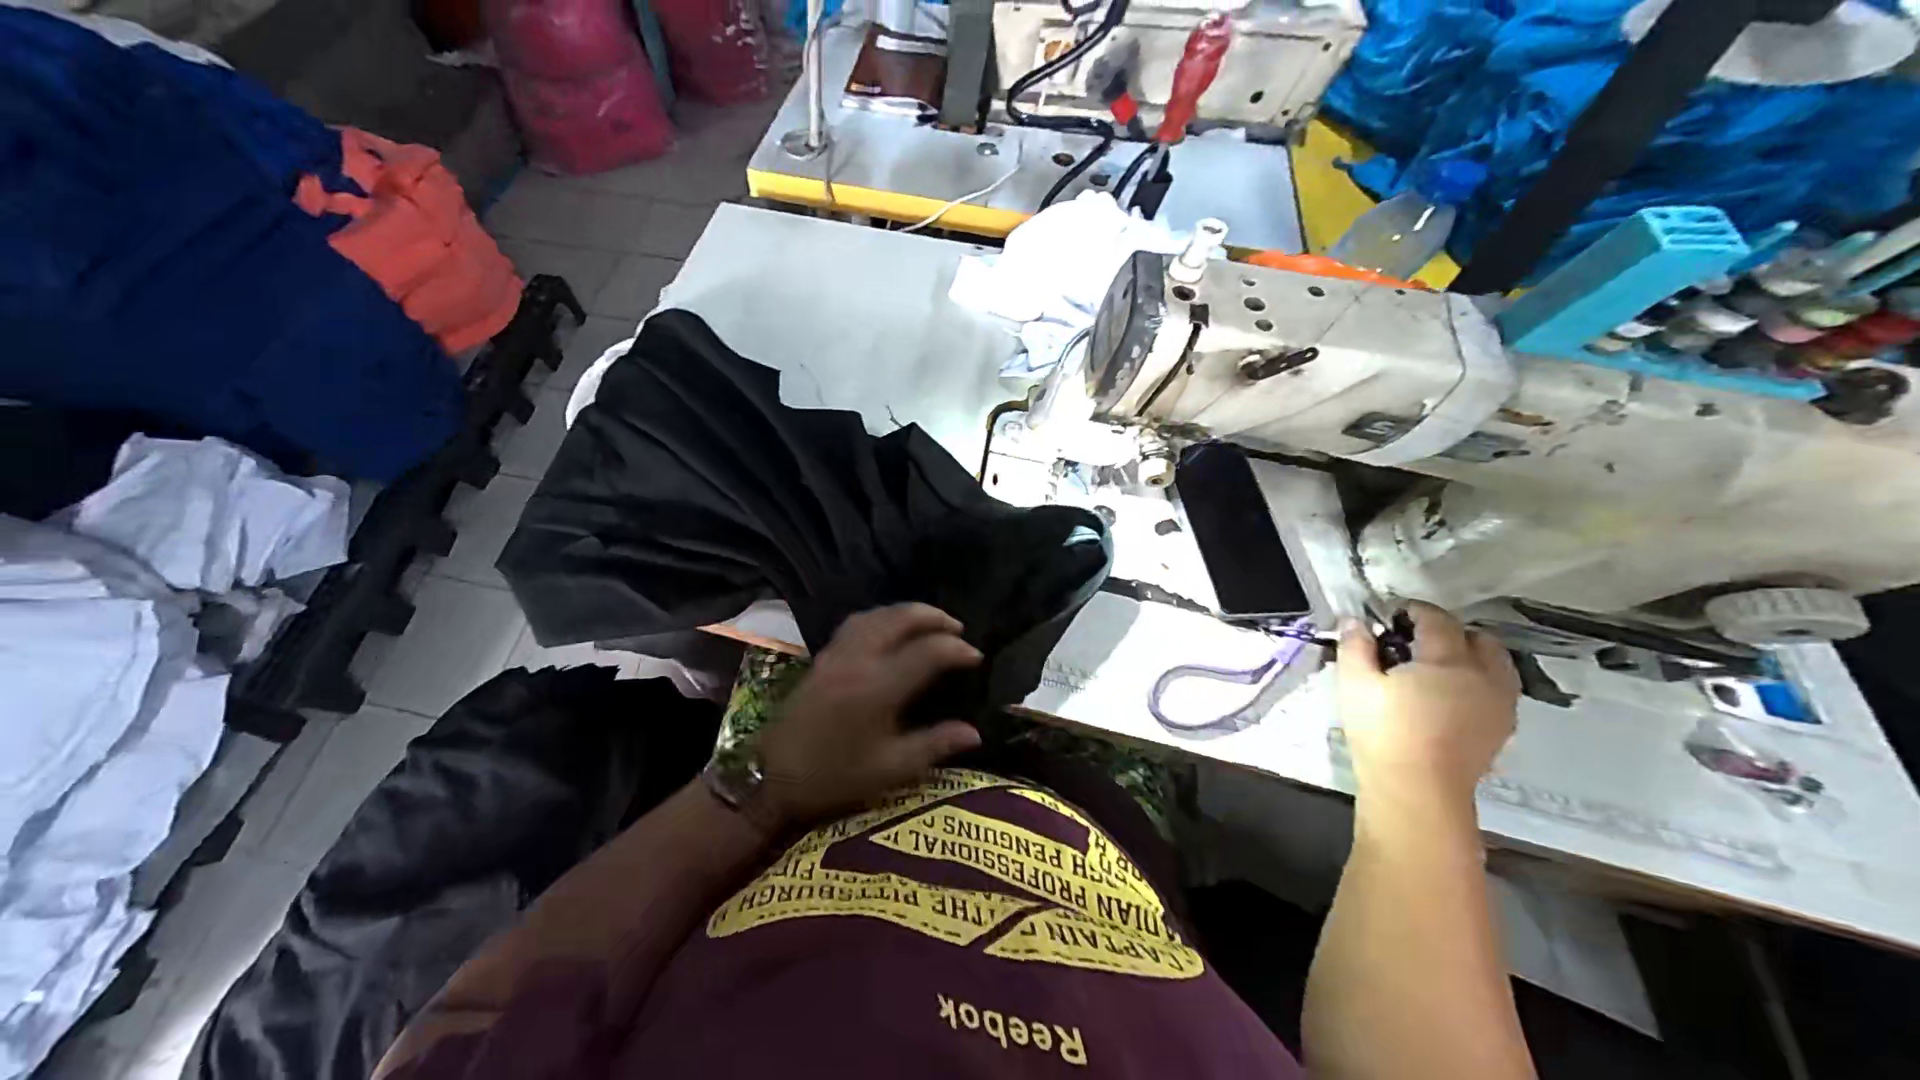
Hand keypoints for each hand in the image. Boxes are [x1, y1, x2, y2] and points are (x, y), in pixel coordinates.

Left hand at [755, 604, 984, 829]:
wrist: (773, 775)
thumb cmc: (834, 776)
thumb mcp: (891, 769)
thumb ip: (935, 744)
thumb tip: (974, 732)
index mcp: (879, 687)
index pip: (928, 652)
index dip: (957, 649)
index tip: (976, 657)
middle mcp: (859, 659)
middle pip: (901, 619)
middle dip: (934, 617)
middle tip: (958, 628)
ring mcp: (837, 653)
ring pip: (878, 615)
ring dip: (908, 612)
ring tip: (930, 621)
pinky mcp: (823, 656)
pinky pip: (858, 621)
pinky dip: (882, 616)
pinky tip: (891, 627)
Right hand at [1336, 602, 1519, 811]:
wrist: (1417, 790)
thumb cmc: (1382, 732)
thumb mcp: (1354, 684)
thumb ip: (1355, 646)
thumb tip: (1355, 621)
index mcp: (1447, 659)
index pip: (1437, 619)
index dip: (1414, 610)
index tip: (1392, 614)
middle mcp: (1484, 675)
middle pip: (1477, 638)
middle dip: (1449, 632)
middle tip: (1415, 642)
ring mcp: (1500, 703)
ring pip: (1496, 663)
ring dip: (1471, 656)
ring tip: (1438, 668)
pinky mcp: (1503, 727)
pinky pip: (1498, 689)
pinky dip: (1479, 681)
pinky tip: (1451, 696)